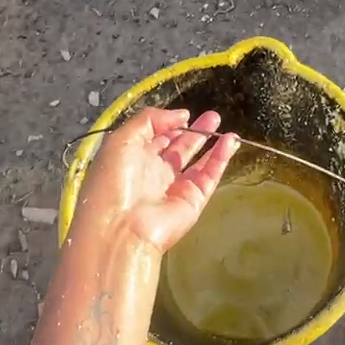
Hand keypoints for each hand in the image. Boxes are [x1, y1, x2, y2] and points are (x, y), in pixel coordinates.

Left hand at [72, 108, 238, 253]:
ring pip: (197, 161)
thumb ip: (150, 120)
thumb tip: (182, 115)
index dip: (169, 125)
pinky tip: (230, 141)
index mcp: (132, 159)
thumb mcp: (122, 140)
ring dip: (210, 142)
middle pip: (178, 148)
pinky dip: (220, 158)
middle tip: (211, 117)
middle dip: (193, 131)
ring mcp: (175, 187)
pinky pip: (210, 175)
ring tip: (221, 124)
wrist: (122, 229)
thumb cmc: (115, 182)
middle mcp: (154, 173)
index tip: (184, 115)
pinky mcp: (193, 199)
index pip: (155, 138)